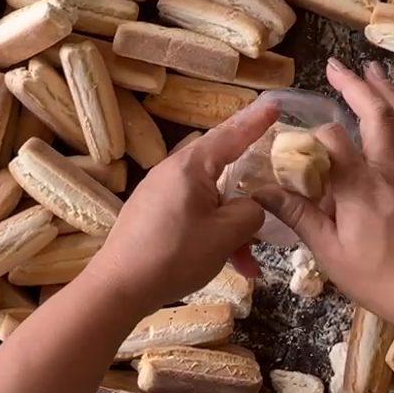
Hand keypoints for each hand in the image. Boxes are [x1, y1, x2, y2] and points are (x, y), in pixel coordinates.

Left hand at [82, 100, 278, 315]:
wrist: (118, 287)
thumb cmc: (174, 254)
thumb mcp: (225, 234)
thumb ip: (250, 213)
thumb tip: (252, 207)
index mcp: (191, 166)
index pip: (231, 135)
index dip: (256, 121)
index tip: (275, 105)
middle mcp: (173, 171)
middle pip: (219, 161)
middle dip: (248, 169)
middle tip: (271, 156)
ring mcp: (160, 192)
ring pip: (209, 196)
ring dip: (233, 223)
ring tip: (251, 256)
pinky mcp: (154, 214)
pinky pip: (194, 212)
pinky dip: (215, 232)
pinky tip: (231, 263)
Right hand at [252, 60, 393, 339]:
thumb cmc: (379, 279)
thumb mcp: (330, 253)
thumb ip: (299, 216)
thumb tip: (262, 192)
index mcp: (359, 185)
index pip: (331, 140)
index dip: (310, 136)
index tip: (294, 144)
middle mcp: (389, 170)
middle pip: (375, 116)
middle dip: (355, 87)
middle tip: (336, 66)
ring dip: (389, 93)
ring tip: (375, 70)